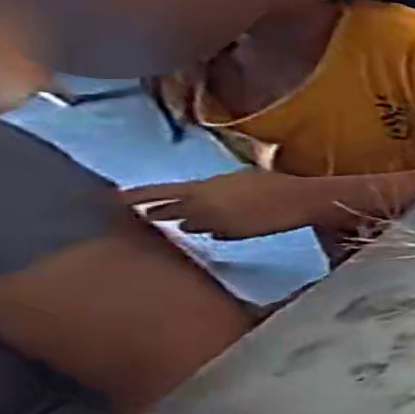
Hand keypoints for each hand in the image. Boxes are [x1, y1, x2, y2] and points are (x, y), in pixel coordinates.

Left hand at [123, 170, 326, 239]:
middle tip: (147, 215)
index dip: (134, 196)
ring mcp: (215, 224)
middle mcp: (200, 208)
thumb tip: (201, 191)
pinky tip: (222, 228)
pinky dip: (214, 230)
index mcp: (200, 189)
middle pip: (166, 212)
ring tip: (188, 222)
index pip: (156, 193)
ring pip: (188, 226)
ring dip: (187, 223)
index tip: (112, 199)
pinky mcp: (232, 236)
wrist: (302, 201)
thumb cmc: (277, 182)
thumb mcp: (240, 177)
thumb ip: (214, 186)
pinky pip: (214, 234)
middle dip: (157, 212)